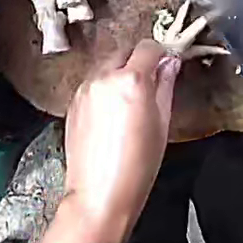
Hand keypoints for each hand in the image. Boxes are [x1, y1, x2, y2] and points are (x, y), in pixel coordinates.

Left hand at [62, 39, 179, 230]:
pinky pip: (93, 83)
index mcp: (132, 80)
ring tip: (131, 100)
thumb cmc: (136, 165)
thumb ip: (166, 85)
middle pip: (125, 51)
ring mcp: (85, 90)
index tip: (167, 64)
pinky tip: (114, 112)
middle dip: (139, 61)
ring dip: (121, 72)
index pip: (149, 47)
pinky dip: (105, 87)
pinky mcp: (73, 104)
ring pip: (107, 66)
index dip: (161, 54)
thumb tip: (170, 65)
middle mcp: (104, 79)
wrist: (100, 195)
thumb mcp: (163, 121)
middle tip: (152, 82)